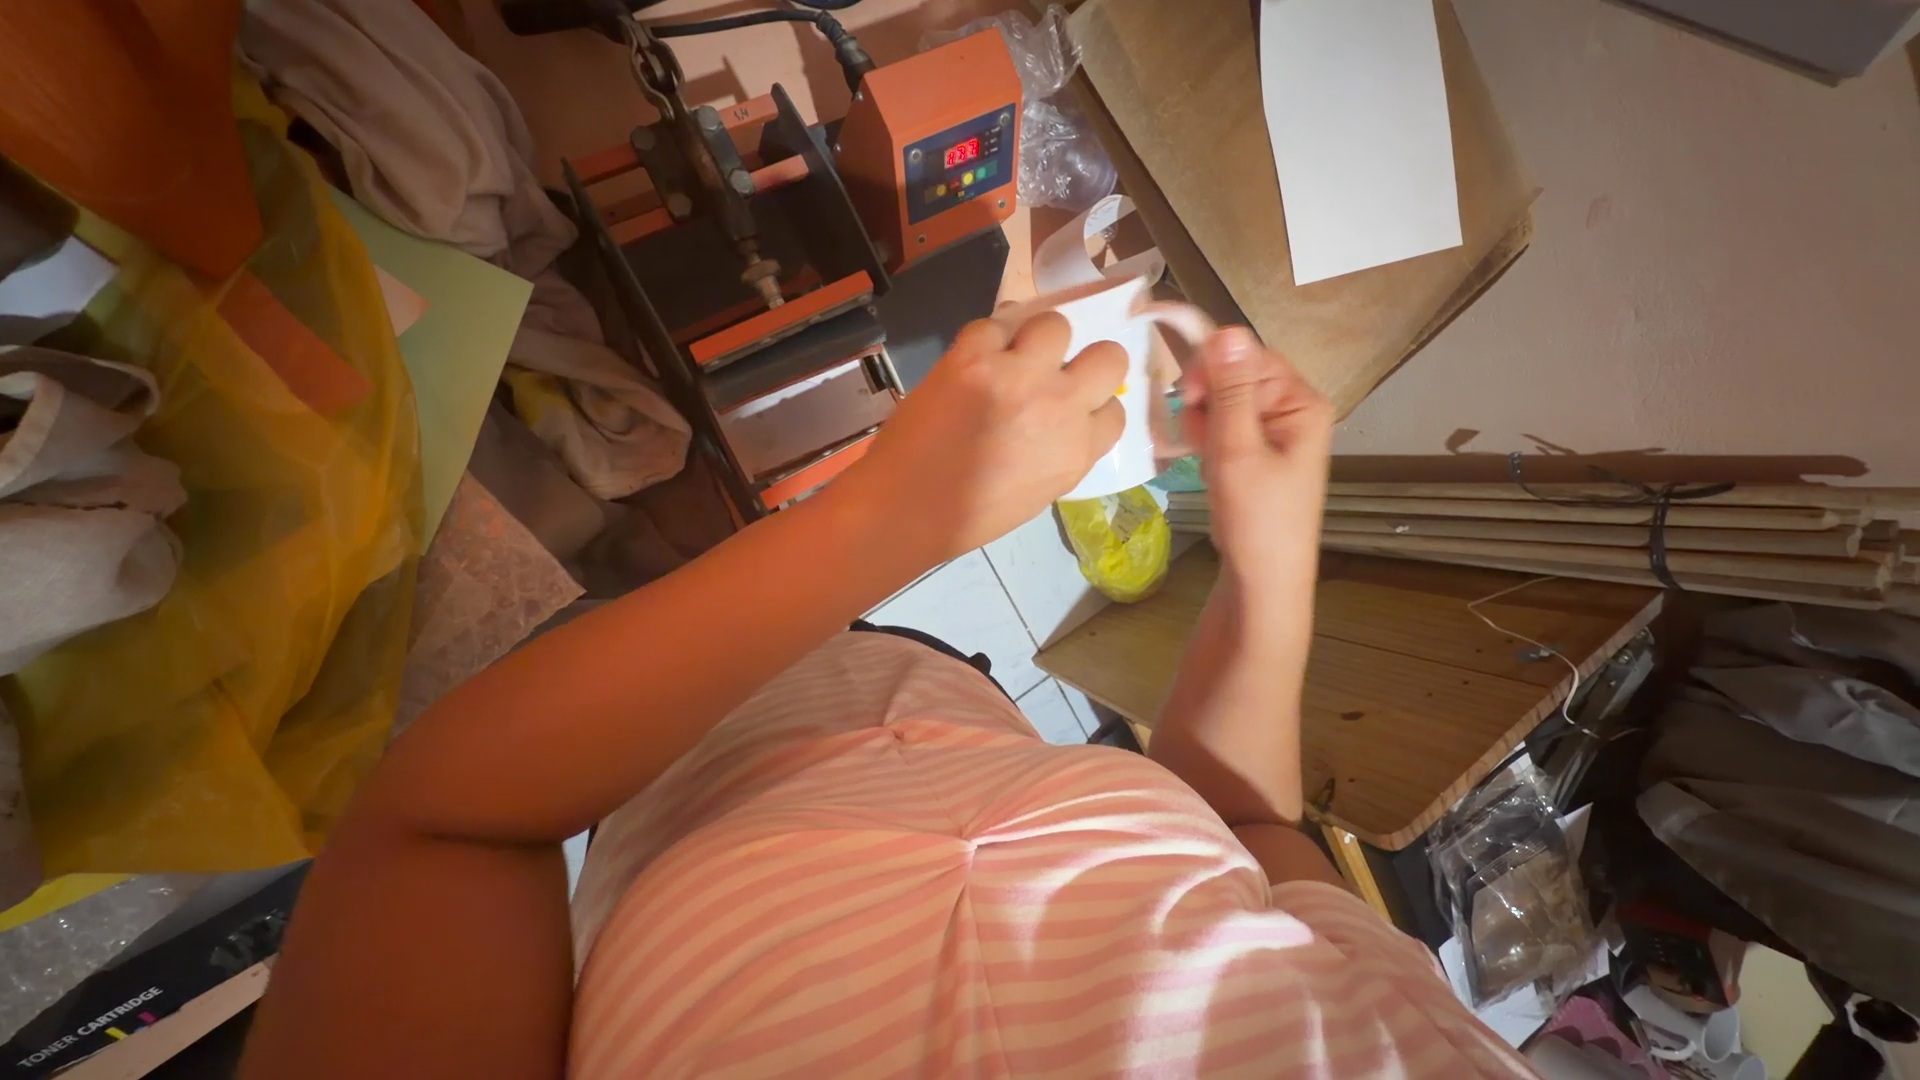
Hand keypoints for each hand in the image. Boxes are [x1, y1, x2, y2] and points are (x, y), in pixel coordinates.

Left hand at [836, 312, 1125, 562]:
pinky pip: (994, 323)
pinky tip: (974, 357)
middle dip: (1084, 360)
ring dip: (1036, 337)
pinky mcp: (973, 357)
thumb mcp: (1039, 491)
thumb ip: (1061, 450)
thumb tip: (1062, 420)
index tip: (1069, 406)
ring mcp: (1018, 375)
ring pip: (1054, 324)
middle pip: (1107, 357)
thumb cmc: (970, 515)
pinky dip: (985, 338)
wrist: (907, 507)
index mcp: (1077, 450)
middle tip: (1052, 372)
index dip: (1092, 404)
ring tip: (1011, 355)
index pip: (1115, 409)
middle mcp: (1060, 406)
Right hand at [1179, 328, 1333, 606]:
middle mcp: (1293, 411)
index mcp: (1301, 403)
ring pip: (1226, 404)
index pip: (1251, 357)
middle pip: (1238, 377)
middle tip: (1197, 437)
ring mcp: (1276, 433)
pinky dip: (1209, 442)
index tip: (1186, 395)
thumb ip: (1230, 392)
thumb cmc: (1255, 518)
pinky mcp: (1258, 453)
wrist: (1263, 579)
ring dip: (1205, 425)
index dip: (1214, 369)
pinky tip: (1209, 467)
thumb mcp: (1237, 451)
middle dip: (1208, 402)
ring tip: (1206, 460)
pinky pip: (1226, 428)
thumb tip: (1226, 330)